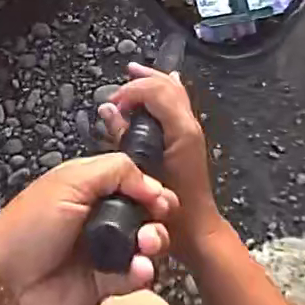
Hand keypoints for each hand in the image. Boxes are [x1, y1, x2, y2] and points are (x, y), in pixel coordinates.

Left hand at [0, 153, 178, 304]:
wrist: (8, 278)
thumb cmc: (32, 222)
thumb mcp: (71, 181)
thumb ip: (114, 171)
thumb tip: (152, 184)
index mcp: (91, 186)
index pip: (133, 181)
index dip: (150, 188)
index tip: (160, 198)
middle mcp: (101, 215)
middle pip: (146, 213)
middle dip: (158, 216)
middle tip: (156, 220)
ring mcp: (106, 249)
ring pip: (147, 244)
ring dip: (154, 242)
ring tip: (146, 245)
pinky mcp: (108, 282)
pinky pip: (137, 275)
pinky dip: (144, 272)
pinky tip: (139, 269)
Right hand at [99, 63, 223, 237]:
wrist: (196, 230)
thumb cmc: (169, 209)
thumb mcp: (140, 173)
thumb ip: (123, 138)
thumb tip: (108, 110)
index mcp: (181, 131)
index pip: (156, 91)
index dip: (131, 91)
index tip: (114, 104)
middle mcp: (189, 126)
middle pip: (167, 85)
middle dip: (141, 80)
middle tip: (120, 86)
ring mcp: (191, 131)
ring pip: (174, 91)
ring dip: (151, 81)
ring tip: (134, 74)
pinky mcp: (188, 138)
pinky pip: (176, 102)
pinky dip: (161, 91)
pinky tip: (156, 88)